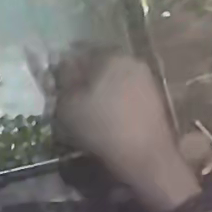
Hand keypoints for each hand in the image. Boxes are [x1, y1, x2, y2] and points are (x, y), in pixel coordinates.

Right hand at [55, 53, 198, 211]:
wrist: (147, 158)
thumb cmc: (102, 128)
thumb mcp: (68, 106)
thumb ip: (62, 83)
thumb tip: (61, 70)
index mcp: (110, 55)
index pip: (78, 53)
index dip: (64, 70)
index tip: (56, 88)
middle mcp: (132, 61)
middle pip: (99, 66)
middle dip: (84, 81)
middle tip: (70, 102)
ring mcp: (147, 81)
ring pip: (114, 82)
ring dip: (100, 94)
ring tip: (88, 116)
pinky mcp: (156, 102)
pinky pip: (127, 98)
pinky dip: (115, 106)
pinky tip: (108, 124)